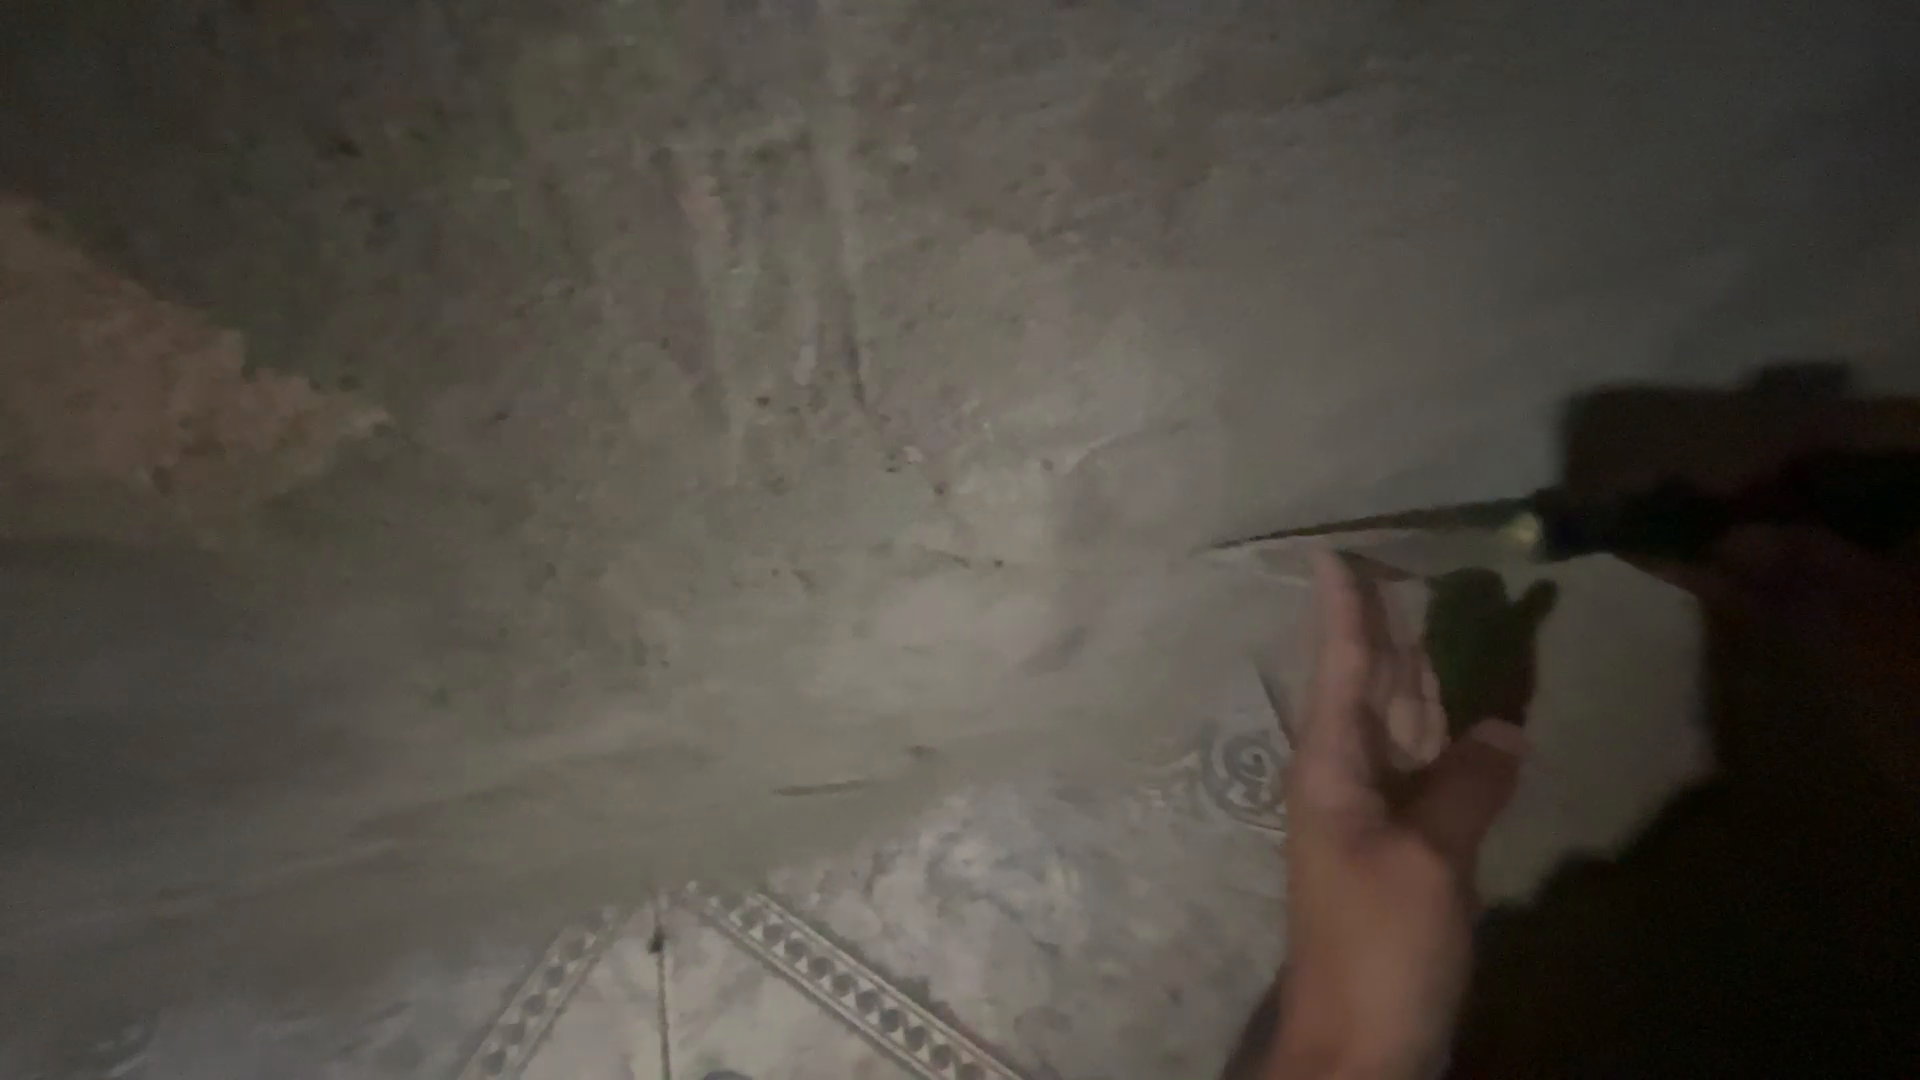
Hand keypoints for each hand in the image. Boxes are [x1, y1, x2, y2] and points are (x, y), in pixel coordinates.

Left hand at [1265, 553, 1528, 1078]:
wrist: (1359, 1027)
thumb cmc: (1379, 942)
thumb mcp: (1428, 861)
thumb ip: (1466, 788)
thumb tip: (1505, 727)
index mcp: (1332, 759)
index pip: (1340, 663)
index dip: (1341, 608)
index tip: (1328, 554)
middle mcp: (1344, 766)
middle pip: (1367, 679)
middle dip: (1377, 623)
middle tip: (1386, 564)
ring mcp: (1370, 799)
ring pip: (1396, 714)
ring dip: (1411, 664)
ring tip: (1425, 608)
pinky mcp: (1399, 832)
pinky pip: (1423, 760)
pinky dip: (1443, 727)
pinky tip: (1462, 699)